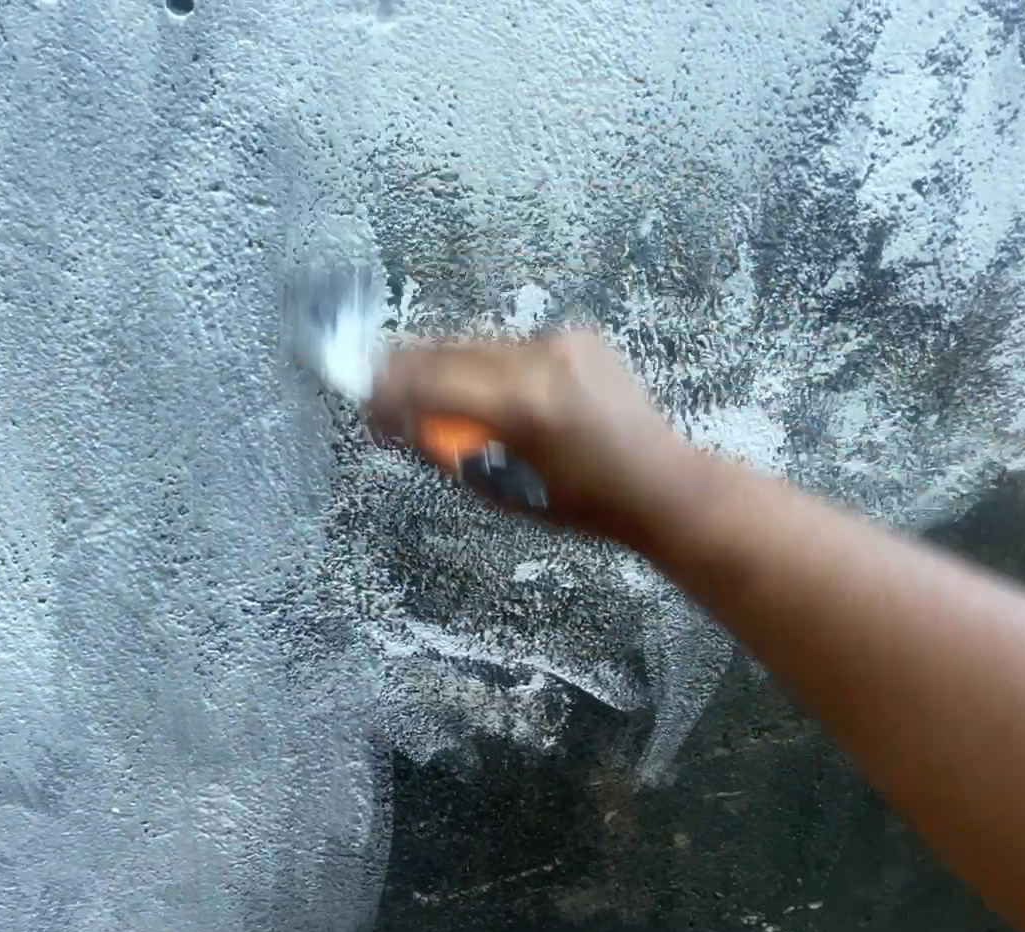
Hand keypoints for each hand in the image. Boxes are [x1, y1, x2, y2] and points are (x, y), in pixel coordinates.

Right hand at [367, 327, 700, 546]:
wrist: (659, 483)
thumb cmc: (579, 504)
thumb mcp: (499, 490)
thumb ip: (447, 449)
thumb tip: (400, 421)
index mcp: (522, 406)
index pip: (430, 382)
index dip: (386, 391)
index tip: (365, 403)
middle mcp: (541, 359)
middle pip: (447, 349)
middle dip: (404, 368)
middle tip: (377, 388)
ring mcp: (562, 341)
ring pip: (475, 343)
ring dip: (441, 364)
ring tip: (417, 387)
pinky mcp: (576, 335)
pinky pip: (507, 345)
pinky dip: (482, 364)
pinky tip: (478, 387)